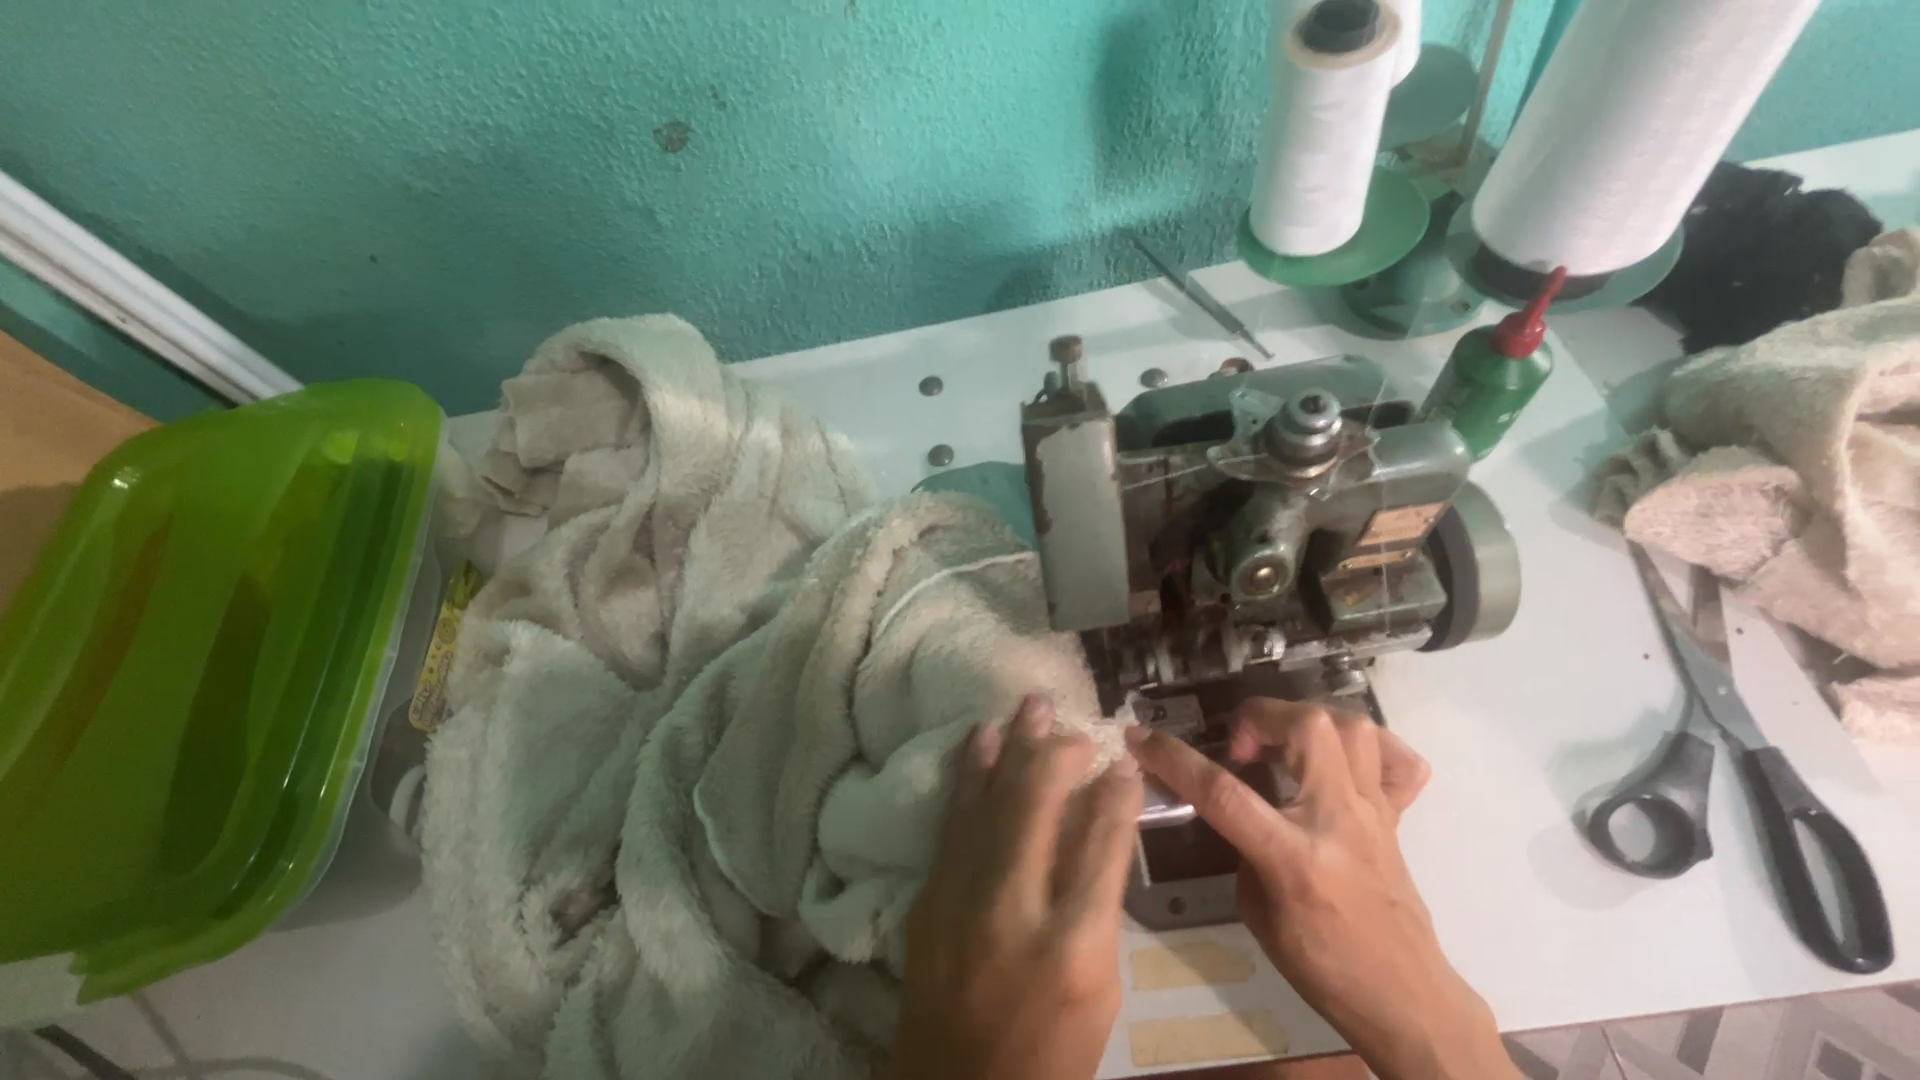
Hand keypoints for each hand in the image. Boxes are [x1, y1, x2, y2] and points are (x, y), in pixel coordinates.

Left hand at [890, 696, 1143, 1079]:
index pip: (1100, 843)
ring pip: (990, 801)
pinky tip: (977, 741)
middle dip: (1059, 753)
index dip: (1115, 793)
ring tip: (1030, 704)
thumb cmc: (1052, 1047)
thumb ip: (1100, 901)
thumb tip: (1099, 821)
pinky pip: (952, 820)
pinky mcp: (927, 897)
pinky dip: (967, 775)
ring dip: (1011, 747)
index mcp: (1074, 944)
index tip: (1124, 761)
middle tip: (1075, 724)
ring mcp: (960, 899)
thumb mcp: (1102, 985)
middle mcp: (1014, 910)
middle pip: (1038, 806)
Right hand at [1127, 699, 1516, 1079]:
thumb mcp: (1257, 913)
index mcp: (1293, 857)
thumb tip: (1234, 813)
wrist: (1405, 999)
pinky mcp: (1396, 816)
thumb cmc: (1322, 967)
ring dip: (1306, 720)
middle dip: (1259, 716)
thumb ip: (1243, 851)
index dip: (1174, 758)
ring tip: (1282, 745)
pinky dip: (1367, 746)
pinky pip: (1396, 760)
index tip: (1140, 737)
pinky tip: (1338, 761)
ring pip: (1351, 727)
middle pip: (1307, 729)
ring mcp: (1374, 813)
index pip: (1223, 792)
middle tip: (1239, 747)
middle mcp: (1338, 821)